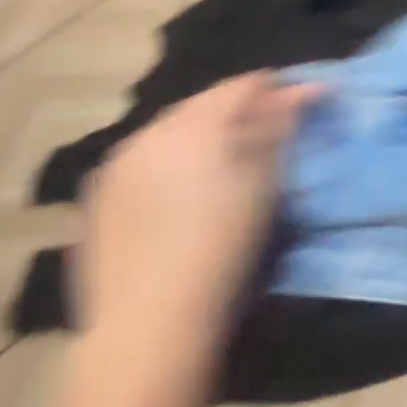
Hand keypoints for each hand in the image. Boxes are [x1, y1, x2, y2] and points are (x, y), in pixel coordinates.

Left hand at [73, 73, 316, 337]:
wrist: (149, 321)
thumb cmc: (223, 243)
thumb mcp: (266, 179)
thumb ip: (280, 125)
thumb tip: (301, 89)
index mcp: (194, 122)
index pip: (245, 85)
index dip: (280, 90)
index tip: (308, 106)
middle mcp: (148, 132)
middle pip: (206, 105)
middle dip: (240, 113)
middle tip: (273, 137)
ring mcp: (116, 166)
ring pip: (173, 133)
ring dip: (205, 139)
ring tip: (230, 167)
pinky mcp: (98, 200)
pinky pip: (146, 163)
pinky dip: (173, 165)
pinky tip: (188, 196)